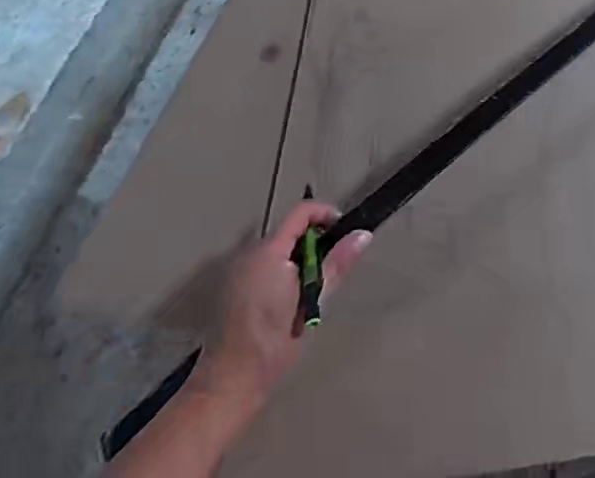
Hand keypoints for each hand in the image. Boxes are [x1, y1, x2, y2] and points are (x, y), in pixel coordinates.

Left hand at [198, 201, 372, 406]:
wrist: (231, 382)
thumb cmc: (275, 341)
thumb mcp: (312, 300)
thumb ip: (336, 263)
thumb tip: (363, 235)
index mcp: (269, 251)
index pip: (301, 212)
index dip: (326, 214)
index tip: (344, 232)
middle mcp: (250, 252)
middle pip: (290, 232)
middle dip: (315, 244)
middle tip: (331, 271)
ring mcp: (238, 269)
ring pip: (279, 251)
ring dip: (300, 260)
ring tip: (311, 292)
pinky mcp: (233, 287)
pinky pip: (265, 266)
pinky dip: (282, 273)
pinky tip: (289, 303)